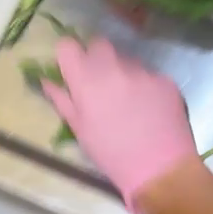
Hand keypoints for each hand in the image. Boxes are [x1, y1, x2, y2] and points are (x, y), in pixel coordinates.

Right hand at [42, 37, 197, 212]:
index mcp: (87, 79)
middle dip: (95, 58)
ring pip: (126, 60)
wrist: (161, 168)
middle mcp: (114, 67)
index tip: (72, 71)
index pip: (67, 45)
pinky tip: (149, 109)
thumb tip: (47, 80)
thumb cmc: (112, 155)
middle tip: (98, 84)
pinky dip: (144, 86)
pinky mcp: (165, 79)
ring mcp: (142, 71)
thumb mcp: (80, 131)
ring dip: (121, 73)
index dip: (68, 56)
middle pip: (98, 44)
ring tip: (127, 102)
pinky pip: (148, 75)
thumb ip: (62, 100)